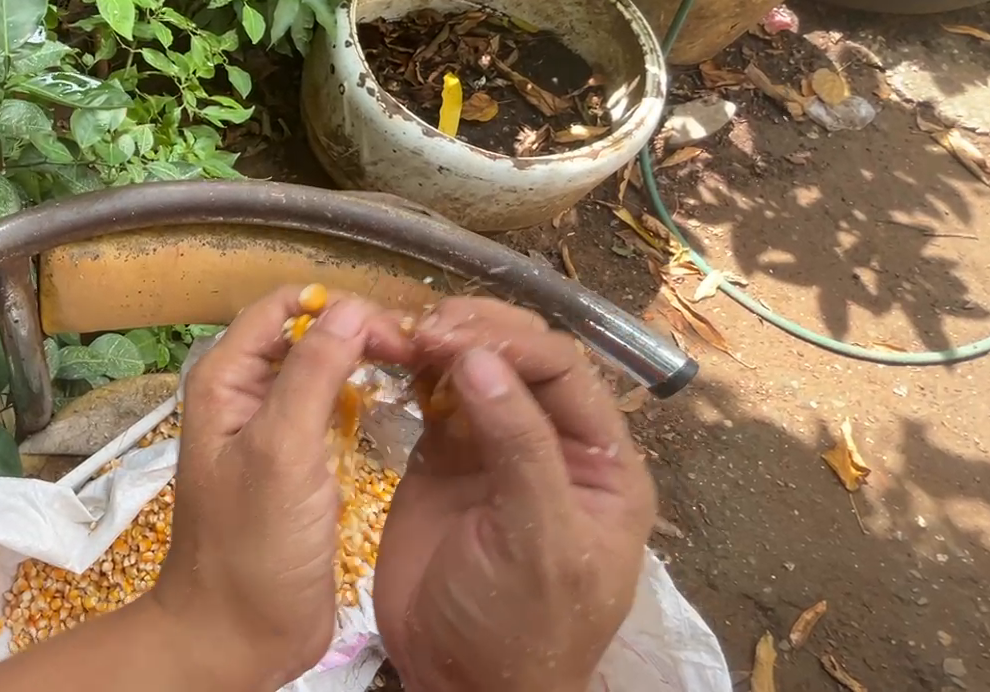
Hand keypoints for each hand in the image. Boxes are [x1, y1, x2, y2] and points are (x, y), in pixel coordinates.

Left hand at [150, 287, 413, 690]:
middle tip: (416, 352)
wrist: (237, 634)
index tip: (392, 330)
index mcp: (225, 378)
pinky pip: (330, 410)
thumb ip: (312, 375)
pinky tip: (398, 404)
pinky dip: (361, 400)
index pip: (280, 309)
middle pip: (303, 335)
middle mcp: (244, 392)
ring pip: (320, 370)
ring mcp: (272, 426)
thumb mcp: (281, 452)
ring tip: (417, 370)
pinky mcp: (298, 459)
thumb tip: (349, 309)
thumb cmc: (252, 544)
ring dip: (362, 363)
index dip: (334, 308)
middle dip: (355, 332)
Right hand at [371, 299, 654, 691]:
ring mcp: (490, 441)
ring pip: (473, 364)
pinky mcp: (440, 450)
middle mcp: (548, 439)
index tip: (447, 339)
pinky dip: (412, 367)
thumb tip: (476, 359)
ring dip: (441, 341)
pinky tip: (392, 357)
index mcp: (596, 461)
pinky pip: (431, 391)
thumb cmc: (520, 620)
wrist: (457, 675)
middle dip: (474, 332)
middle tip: (422, 333)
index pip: (561, 371)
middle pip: (519, 356)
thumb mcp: (537, 539)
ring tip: (402, 337)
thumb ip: (517, 444)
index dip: (509, 344)